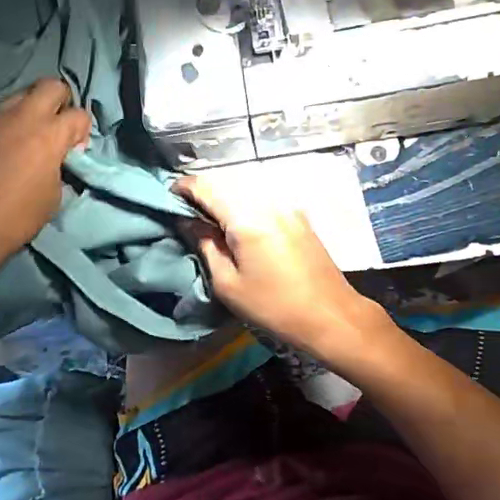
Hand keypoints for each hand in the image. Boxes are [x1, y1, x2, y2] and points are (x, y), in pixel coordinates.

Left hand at [0, 79, 90, 283]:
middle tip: (54, 129)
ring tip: (21, 140)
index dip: (82, 130)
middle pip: (50, 86)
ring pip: (17, 97)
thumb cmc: (15, 220)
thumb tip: (55, 157)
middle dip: (60, 102)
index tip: (75, 148)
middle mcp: (19, 117)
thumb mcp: (52, 196)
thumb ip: (58, 166)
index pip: (79, 114)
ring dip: (27, 113)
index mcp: (48, 135)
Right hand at [174, 171, 388, 356]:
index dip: (183, 188)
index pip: (206, 186)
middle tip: (186, 213)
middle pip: (226, 183)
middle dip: (203, 193)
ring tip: (211, 221)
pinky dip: (244, 206)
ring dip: (225, 199)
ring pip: (245, 190)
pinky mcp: (299, 216)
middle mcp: (267, 202)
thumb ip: (205, 245)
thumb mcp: (228, 283)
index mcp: (246, 217)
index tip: (169, 198)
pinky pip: (263, 200)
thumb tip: (189, 222)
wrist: (331, 316)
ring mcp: (287, 206)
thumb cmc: (274, 306)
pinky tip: (239, 226)